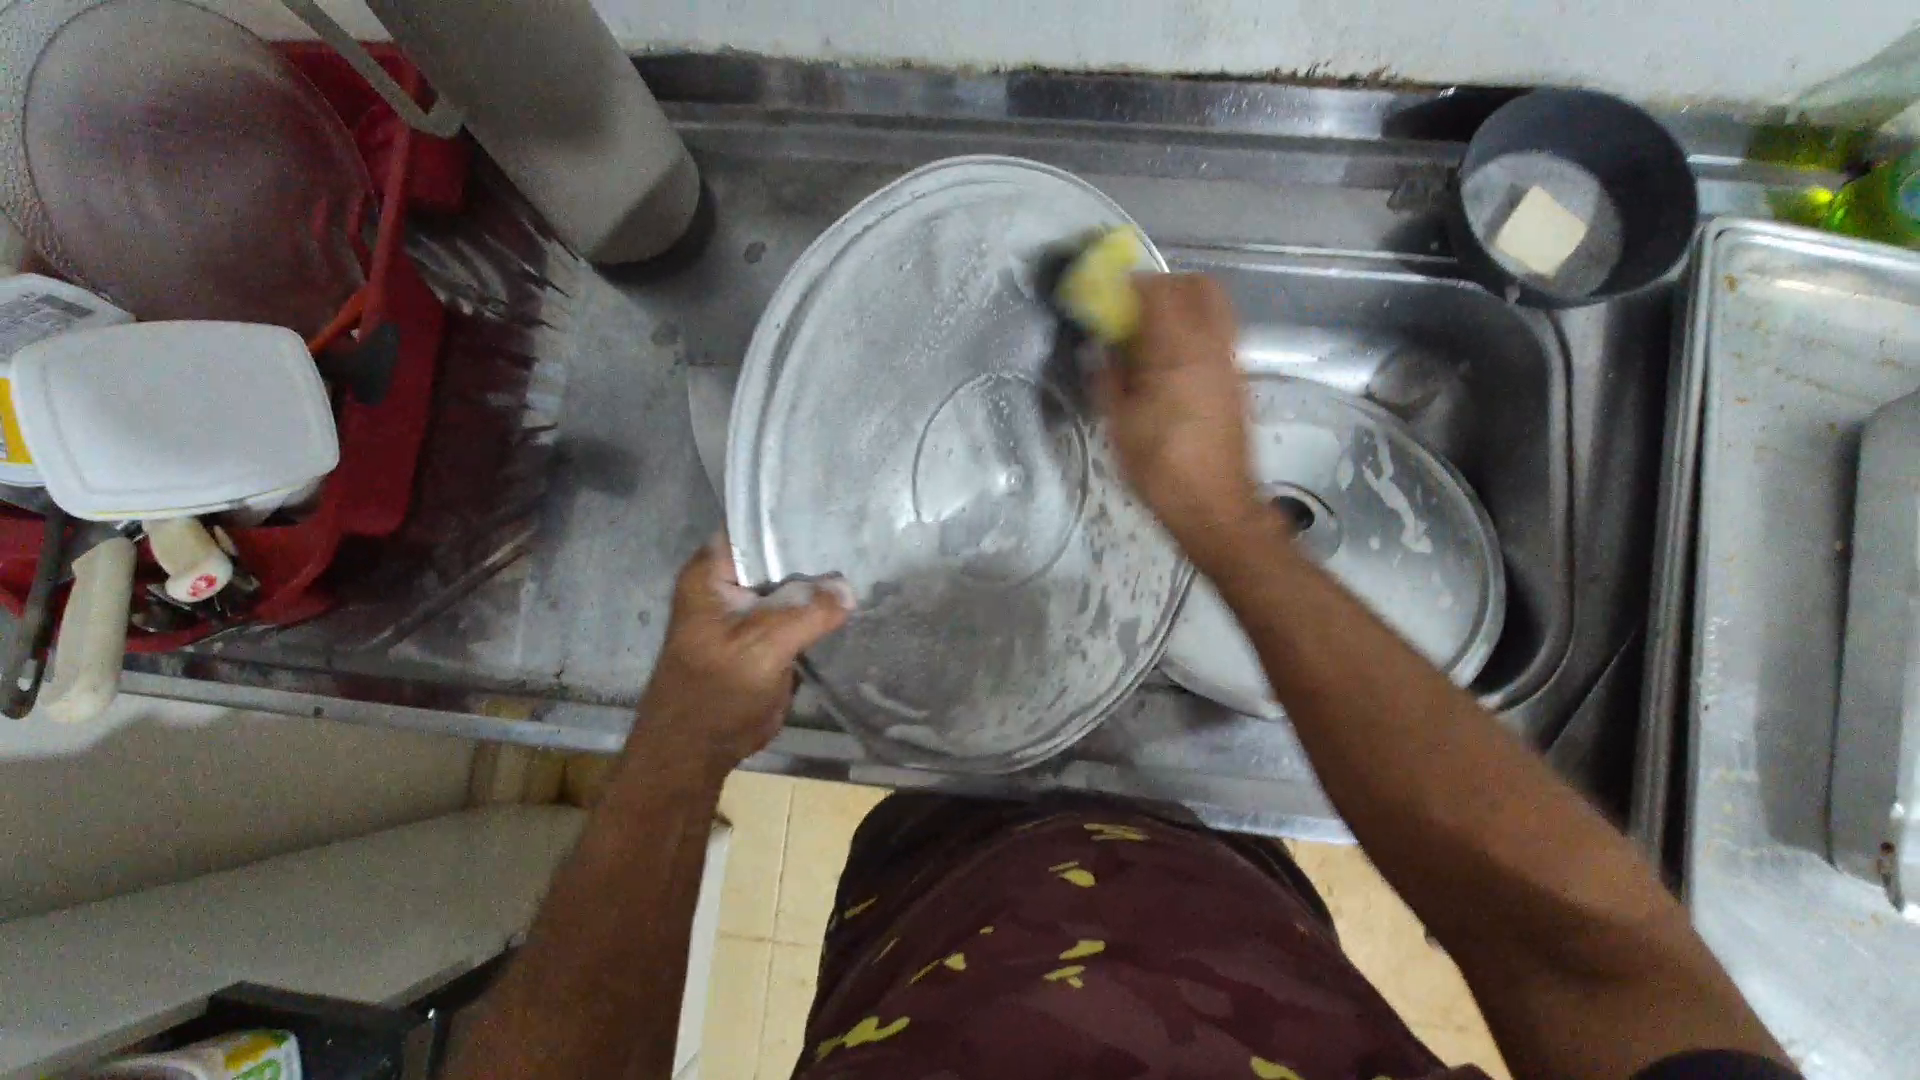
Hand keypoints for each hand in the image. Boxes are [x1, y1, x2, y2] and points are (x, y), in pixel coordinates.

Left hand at [631, 537, 852, 778]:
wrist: (698, 751)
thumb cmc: (716, 691)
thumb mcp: (762, 645)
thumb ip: (806, 612)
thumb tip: (848, 589)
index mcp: (711, 572)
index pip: (755, 524)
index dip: (791, 515)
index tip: (837, 511)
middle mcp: (729, 583)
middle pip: (779, 553)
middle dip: (817, 550)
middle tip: (863, 537)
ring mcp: (750, 610)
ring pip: (793, 585)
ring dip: (824, 584)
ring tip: (868, 563)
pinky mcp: (768, 637)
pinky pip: (800, 613)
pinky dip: (823, 611)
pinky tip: (857, 601)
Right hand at [1092, 274, 1261, 557]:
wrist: (1216, 507)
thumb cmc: (1160, 470)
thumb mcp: (1119, 426)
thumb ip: (1108, 378)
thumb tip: (1101, 348)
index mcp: (1176, 353)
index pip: (1160, 291)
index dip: (1134, 283)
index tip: (1112, 292)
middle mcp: (1211, 347)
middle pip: (1199, 286)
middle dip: (1167, 285)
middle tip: (1138, 304)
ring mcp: (1231, 362)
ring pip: (1216, 308)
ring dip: (1186, 306)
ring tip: (1155, 332)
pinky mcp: (1240, 381)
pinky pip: (1221, 335)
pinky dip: (1198, 331)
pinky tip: (1174, 361)